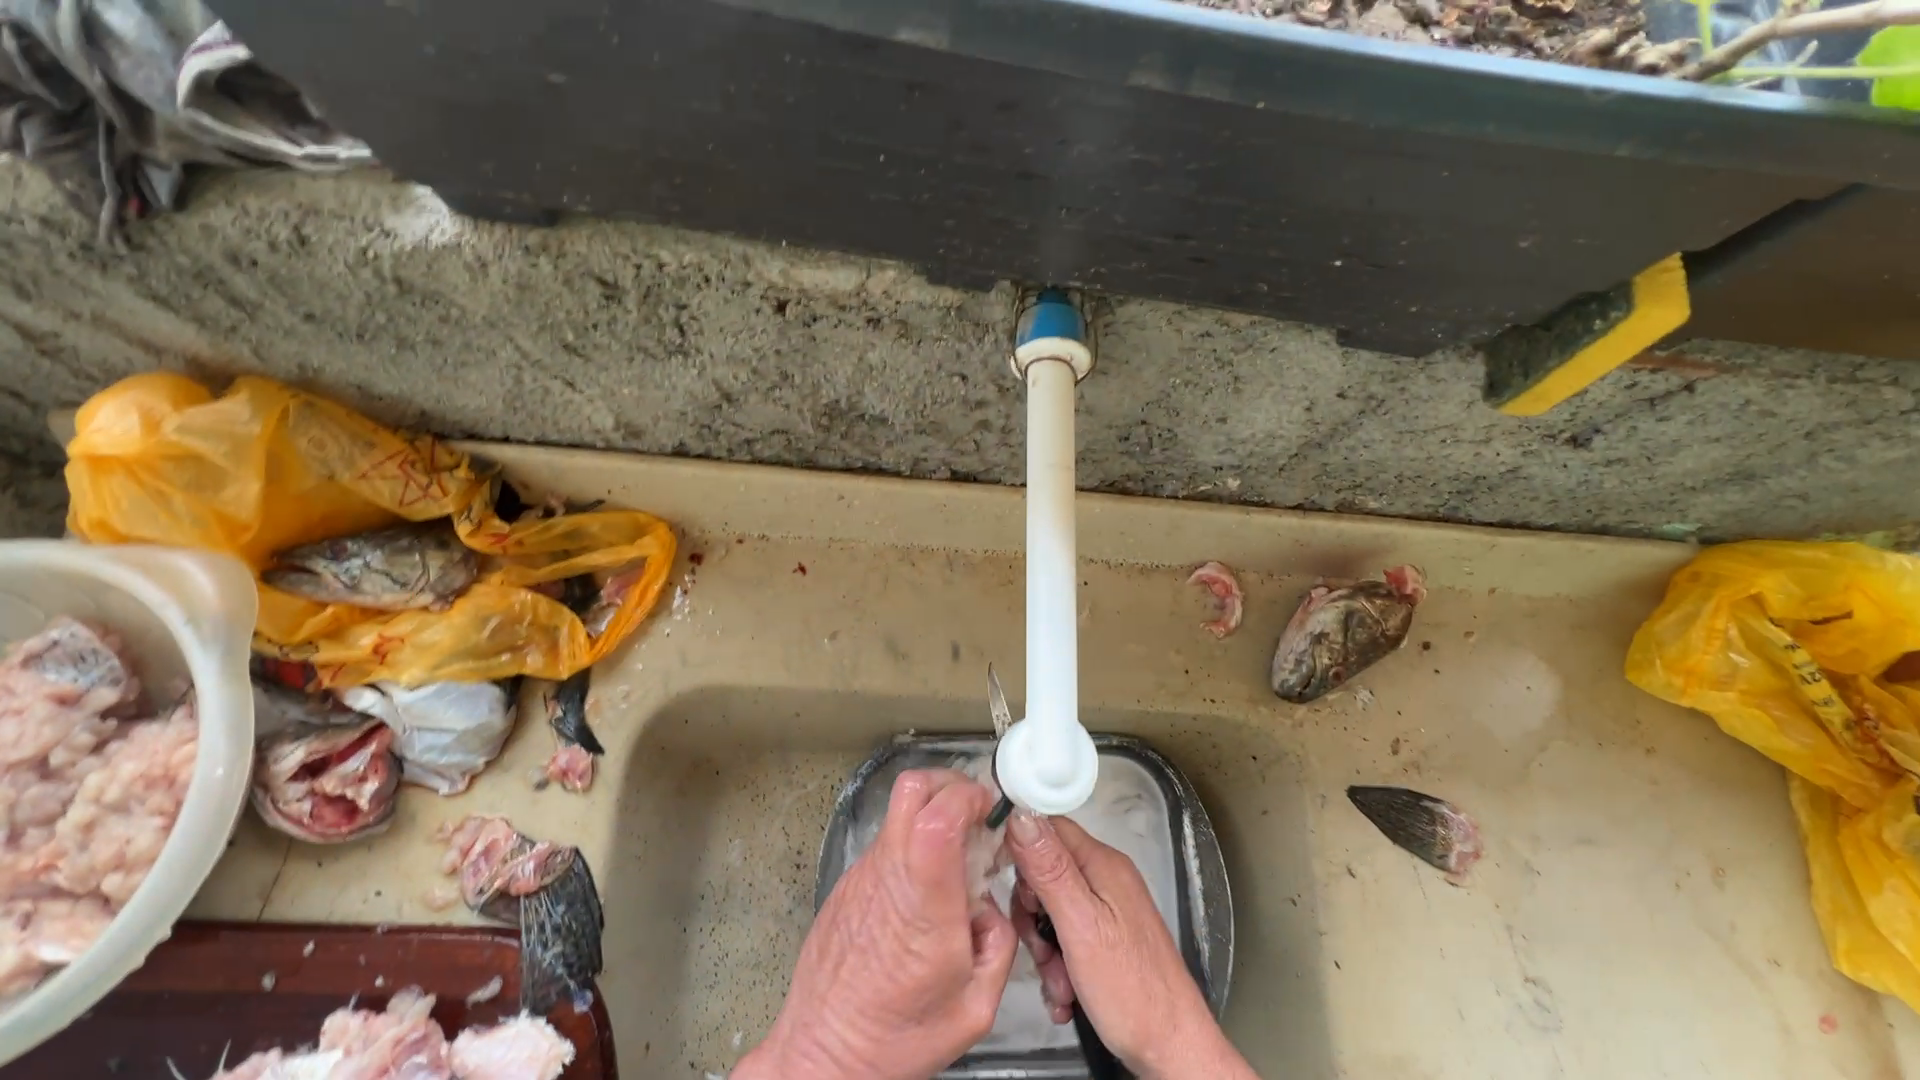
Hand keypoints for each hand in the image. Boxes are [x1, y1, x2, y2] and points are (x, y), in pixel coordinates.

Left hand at [736, 769, 1017, 1079]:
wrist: (824, 1055)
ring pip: (898, 814)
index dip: (970, 796)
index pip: (940, 815)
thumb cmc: (893, 1038)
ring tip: (952, 862)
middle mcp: (888, 877)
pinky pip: (885, 846)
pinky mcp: (847, 886)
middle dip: (951, 785)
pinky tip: (922, 892)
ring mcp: (862, 877)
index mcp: (925, 904)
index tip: (989, 808)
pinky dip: (910, 849)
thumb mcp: (976, 1008)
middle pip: (912, 789)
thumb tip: (990, 908)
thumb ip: (999, 943)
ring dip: (931, 818)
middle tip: (974, 813)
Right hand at [1005, 813, 1255, 1079]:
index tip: (1017, 894)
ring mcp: (1108, 910)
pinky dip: (1059, 966)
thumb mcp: (1080, 925)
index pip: (1047, 828)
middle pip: (1044, 872)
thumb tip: (1021, 814)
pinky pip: (1066, 937)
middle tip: (1042, 949)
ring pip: (1051, 911)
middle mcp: (1106, 878)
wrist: (1172, 1050)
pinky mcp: (1106, 939)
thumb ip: (1049, 869)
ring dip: (1044, 949)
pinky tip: (1066, 994)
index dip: (1021, 854)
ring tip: (1060, 983)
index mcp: (1103, 864)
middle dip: (1032, 915)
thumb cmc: (1130, 990)